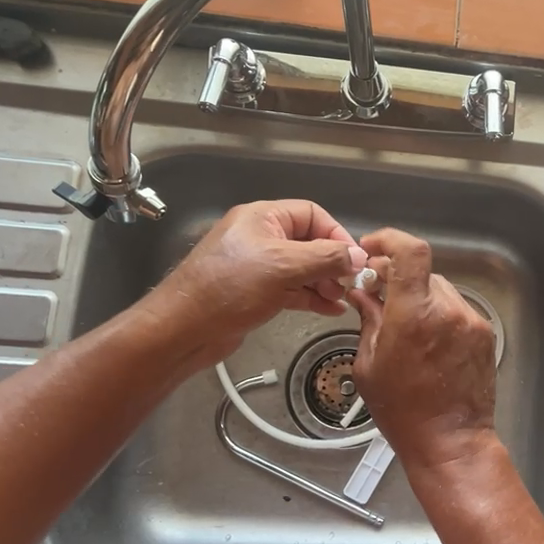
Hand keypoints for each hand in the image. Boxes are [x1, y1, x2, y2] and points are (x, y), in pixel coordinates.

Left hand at [141, 199, 364, 365]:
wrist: (184, 328)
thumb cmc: (231, 288)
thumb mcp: (283, 267)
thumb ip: (325, 258)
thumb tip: (359, 256)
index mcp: (263, 217)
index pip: (312, 214)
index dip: (336, 234)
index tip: (355, 259)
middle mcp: (262, 237)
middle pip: (310, 242)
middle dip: (333, 262)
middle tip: (349, 283)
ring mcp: (259, 265)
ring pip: (304, 268)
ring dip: (326, 282)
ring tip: (341, 298)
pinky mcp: (258, 291)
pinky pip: (294, 288)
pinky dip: (312, 297)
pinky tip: (331, 309)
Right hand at [347, 229, 498, 471]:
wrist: (450, 441)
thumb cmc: (404, 411)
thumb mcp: (369, 364)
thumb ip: (368, 320)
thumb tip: (364, 294)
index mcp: (414, 314)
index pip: (411, 251)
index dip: (390, 240)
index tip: (374, 249)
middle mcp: (447, 310)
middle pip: (423, 272)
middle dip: (400, 279)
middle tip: (380, 296)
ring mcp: (470, 322)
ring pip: (441, 291)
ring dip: (421, 298)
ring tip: (405, 327)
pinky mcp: (484, 335)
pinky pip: (457, 311)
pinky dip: (440, 316)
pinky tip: (428, 342)